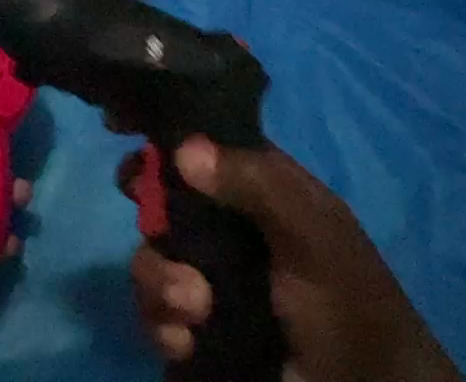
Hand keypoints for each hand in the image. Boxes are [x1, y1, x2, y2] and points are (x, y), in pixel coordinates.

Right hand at [125, 138, 460, 381]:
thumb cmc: (347, 300)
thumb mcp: (311, 231)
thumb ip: (253, 183)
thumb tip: (182, 148)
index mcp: (255, 186)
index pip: (200, 139)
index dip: (161, 130)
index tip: (119, 123)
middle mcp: (224, 222)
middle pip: (159, 193)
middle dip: (146, 206)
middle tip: (149, 215)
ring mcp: (205, 275)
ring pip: (149, 254)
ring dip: (161, 280)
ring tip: (194, 308)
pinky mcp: (192, 326)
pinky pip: (153, 310)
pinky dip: (162, 324)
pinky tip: (187, 342)